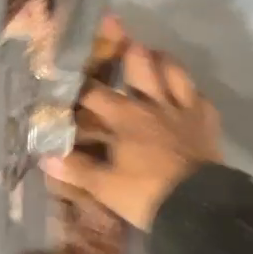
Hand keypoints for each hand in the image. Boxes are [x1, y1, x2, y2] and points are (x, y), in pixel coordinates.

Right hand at [42, 44, 221, 229]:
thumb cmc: (147, 195)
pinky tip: (187, 96)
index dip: (79, 85)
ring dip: (163, 61)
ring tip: (154, 58)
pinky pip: (201, 97)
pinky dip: (192, 93)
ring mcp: (182, 109)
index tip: (69, 79)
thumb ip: (77, 169)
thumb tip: (45, 157)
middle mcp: (152, 104)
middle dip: (127, 50)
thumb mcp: (106, 187)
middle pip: (139, 62)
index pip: (94, 92)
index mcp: (124, 117)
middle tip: (119, 44)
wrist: (199, 209)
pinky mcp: (207, 121)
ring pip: (174, 70)